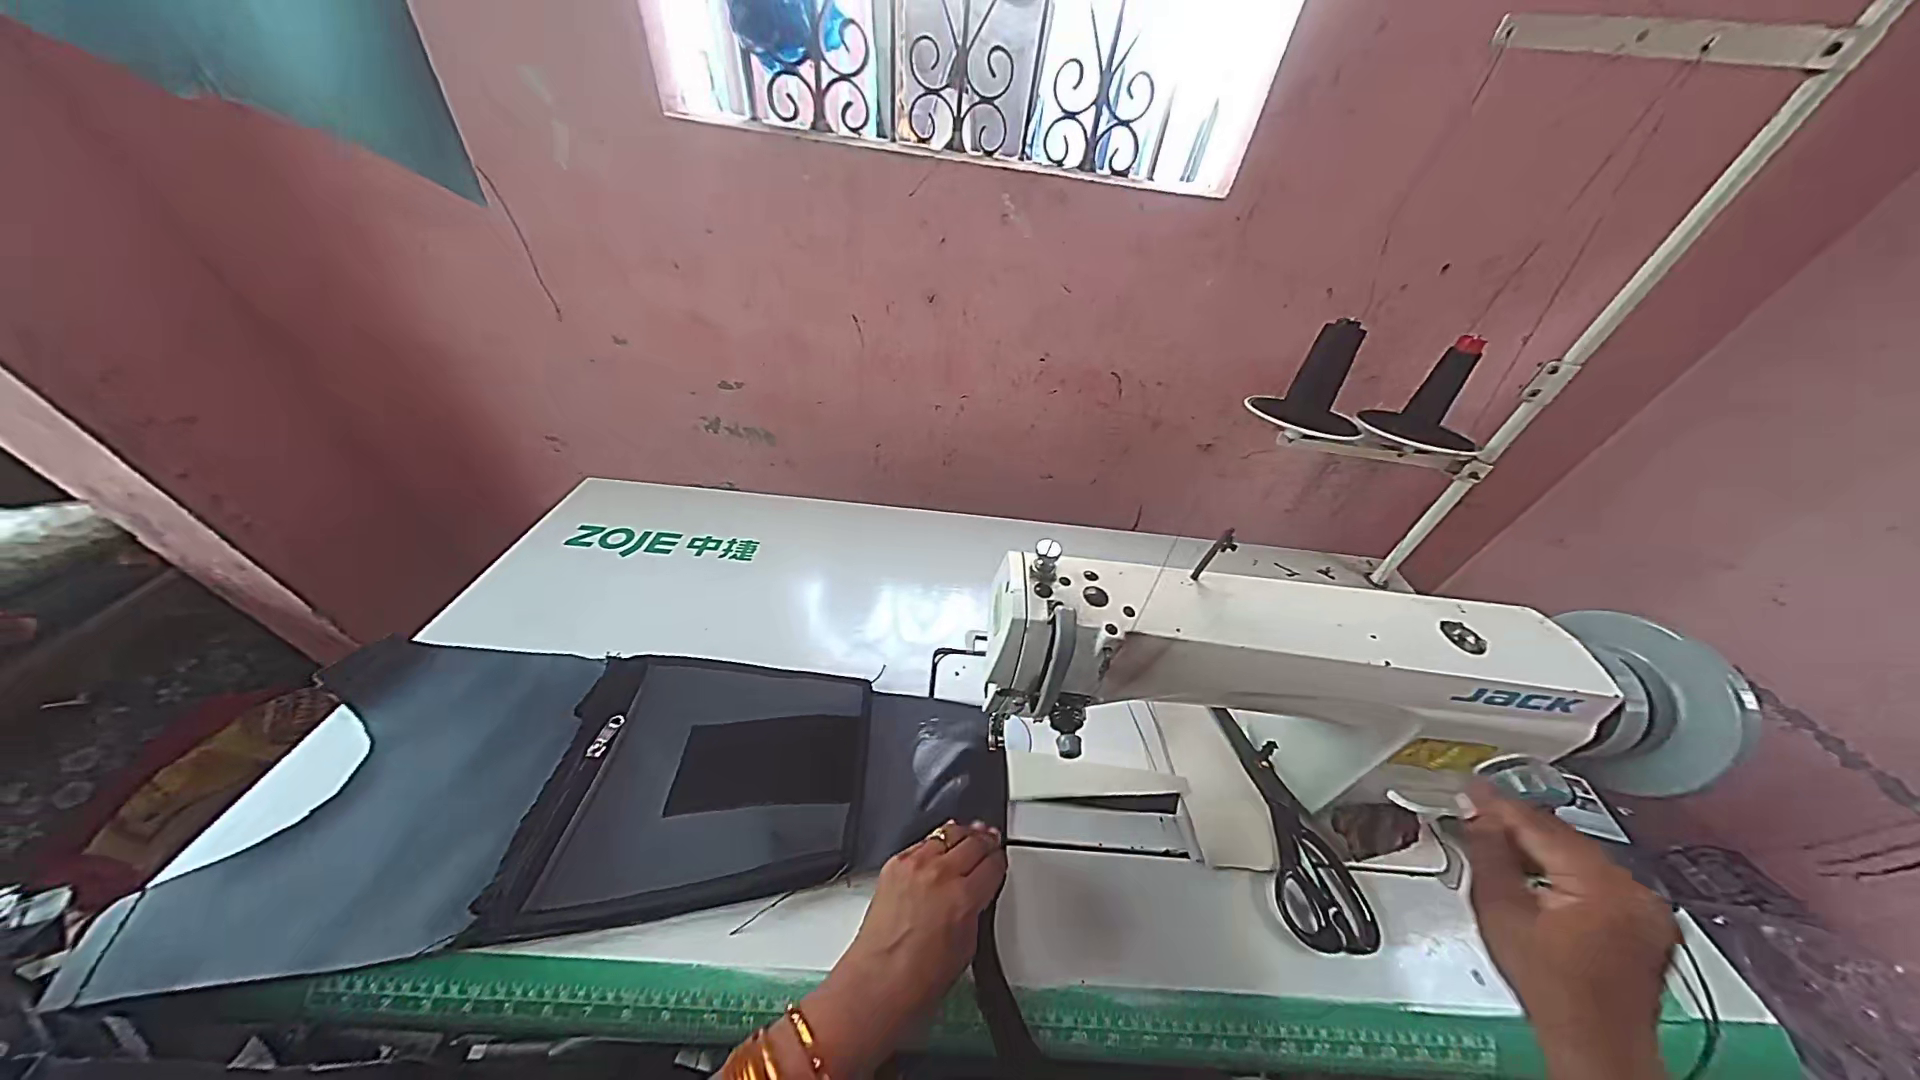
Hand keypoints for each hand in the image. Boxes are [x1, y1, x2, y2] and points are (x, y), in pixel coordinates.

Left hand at [769, 821, 1006, 1077]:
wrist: (879, 981)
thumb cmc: (918, 978)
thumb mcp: (968, 945)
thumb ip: (975, 908)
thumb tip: (976, 892)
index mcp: (964, 897)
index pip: (993, 863)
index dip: (999, 860)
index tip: (999, 859)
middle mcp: (940, 874)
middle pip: (973, 841)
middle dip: (985, 841)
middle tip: (990, 840)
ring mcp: (915, 865)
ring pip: (947, 833)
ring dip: (962, 835)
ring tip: (969, 835)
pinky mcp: (895, 864)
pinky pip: (922, 842)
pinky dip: (934, 842)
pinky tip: (939, 845)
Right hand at [1463, 784, 1676, 1079]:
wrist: (1593, 1041)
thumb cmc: (1546, 983)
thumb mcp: (1498, 908)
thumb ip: (1486, 852)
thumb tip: (1476, 812)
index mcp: (1603, 886)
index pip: (1539, 826)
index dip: (1497, 804)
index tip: (1470, 787)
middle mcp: (1637, 892)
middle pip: (1562, 838)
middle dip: (1517, 825)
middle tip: (1475, 811)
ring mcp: (1648, 908)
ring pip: (1578, 855)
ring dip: (1538, 845)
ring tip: (1497, 839)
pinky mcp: (1648, 921)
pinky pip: (1596, 875)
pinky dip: (1561, 866)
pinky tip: (1533, 870)